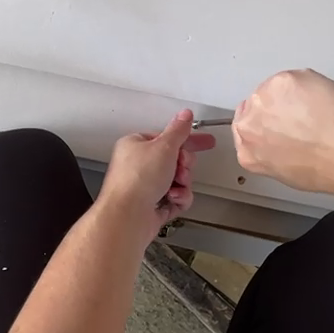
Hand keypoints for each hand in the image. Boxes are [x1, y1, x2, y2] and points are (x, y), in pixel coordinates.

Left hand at [97, 110, 217, 232]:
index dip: (186, 140)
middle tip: (181, 167)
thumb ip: (178, 131)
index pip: (166, 137)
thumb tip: (185, 115)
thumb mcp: (164, 147)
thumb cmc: (136, 180)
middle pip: (175, 160)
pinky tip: (172, 199)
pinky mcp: (152, 205)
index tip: (205, 141)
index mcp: (135, 145)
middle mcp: (138, 165)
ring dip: (182, 184)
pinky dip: (178, 198)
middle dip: (183, 166)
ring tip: (174, 186)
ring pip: (178, 180)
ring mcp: (145, 187)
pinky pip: (176, 198)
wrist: (128, 217)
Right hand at [234, 70, 333, 196]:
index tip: (277, 122)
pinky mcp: (283, 80)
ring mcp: (263, 98)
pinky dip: (307, 85)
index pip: (245, 127)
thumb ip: (271, 151)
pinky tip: (322, 101)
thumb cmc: (328, 168)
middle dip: (275, 107)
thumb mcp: (287, 172)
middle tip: (300, 115)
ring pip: (273, 88)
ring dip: (291, 94)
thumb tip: (281, 137)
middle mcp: (249, 123)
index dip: (266, 123)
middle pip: (255, 104)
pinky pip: (292, 78)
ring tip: (316, 110)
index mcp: (247, 151)